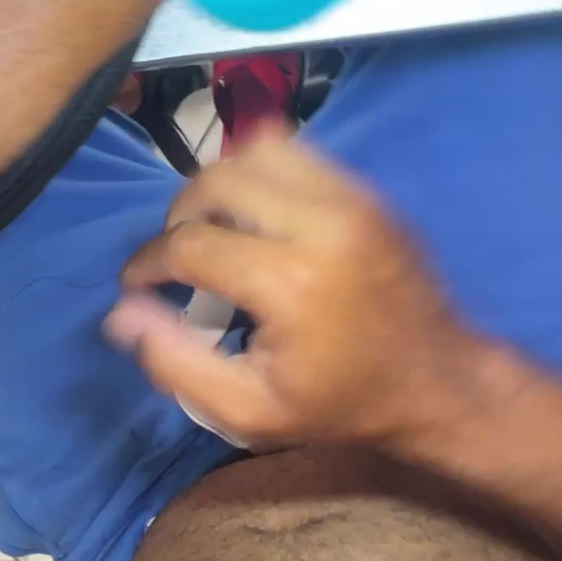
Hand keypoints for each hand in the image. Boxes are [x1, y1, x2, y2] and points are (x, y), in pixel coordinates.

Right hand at [106, 134, 490, 447]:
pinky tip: (260, 215)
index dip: (148, 263)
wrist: (439, 383)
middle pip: (218, 180)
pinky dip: (263, 173)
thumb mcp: (250, 411)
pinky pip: (299, 153)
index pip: (190, 243)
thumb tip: (122, 314)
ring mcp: (353, 198)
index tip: (139, 285)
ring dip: (221, 183)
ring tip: (217, 226)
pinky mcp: (369, 192)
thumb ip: (176, 363)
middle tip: (177, 257)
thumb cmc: (341, 404)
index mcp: (290, 282)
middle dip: (179, 214)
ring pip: (258, 149)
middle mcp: (322, 222)